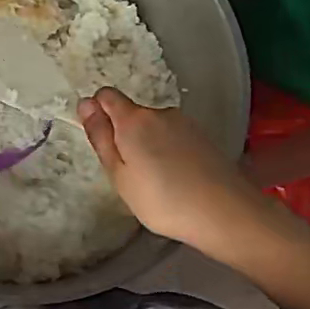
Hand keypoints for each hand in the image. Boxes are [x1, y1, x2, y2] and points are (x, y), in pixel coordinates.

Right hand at [77, 87, 267, 250]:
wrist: (223, 212)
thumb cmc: (161, 199)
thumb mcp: (119, 174)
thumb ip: (101, 137)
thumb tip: (85, 103)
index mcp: (133, 119)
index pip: (107, 96)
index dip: (98, 112)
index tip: (101, 141)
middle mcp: (160, 113)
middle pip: (132, 114)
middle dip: (124, 136)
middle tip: (128, 174)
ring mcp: (185, 124)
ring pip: (154, 128)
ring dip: (148, 146)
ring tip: (155, 182)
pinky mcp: (203, 138)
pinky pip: (174, 138)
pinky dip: (168, 153)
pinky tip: (176, 180)